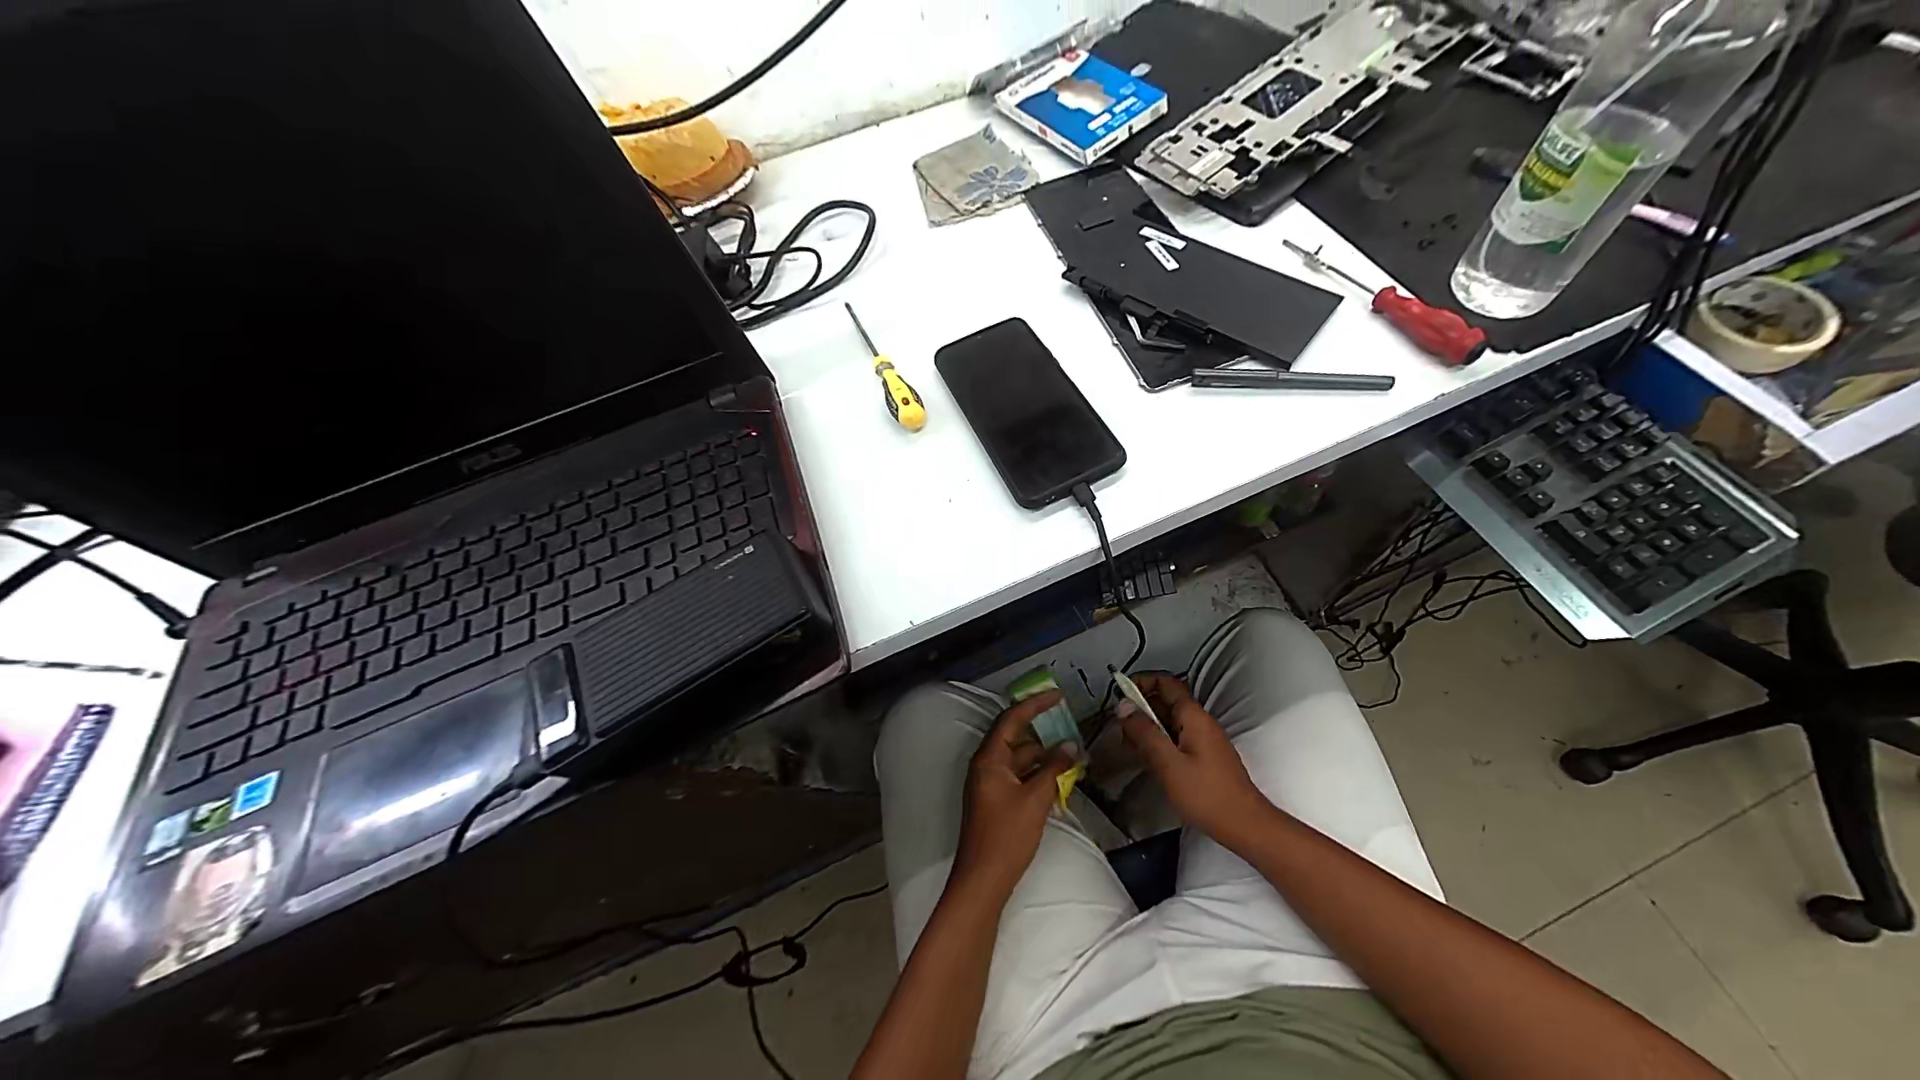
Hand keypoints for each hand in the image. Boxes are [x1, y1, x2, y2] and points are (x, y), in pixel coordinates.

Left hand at [951, 691, 1076, 900]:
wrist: (984, 879)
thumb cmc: (1007, 835)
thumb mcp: (1036, 798)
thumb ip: (1054, 768)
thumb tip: (1070, 746)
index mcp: (989, 759)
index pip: (1012, 719)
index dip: (1035, 704)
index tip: (1057, 695)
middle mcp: (985, 766)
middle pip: (1015, 739)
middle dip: (1043, 734)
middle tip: (1071, 730)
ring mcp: (989, 784)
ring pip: (1019, 760)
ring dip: (1043, 758)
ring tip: (1072, 758)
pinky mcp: (995, 801)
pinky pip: (1018, 777)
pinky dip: (1037, 775)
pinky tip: (1058, 781)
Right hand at [1119, 673, 1268, 838]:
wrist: (1244, 825)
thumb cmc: (1207, 795)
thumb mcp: (1168, 763)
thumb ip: (1144, 732)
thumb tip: (1124, 707)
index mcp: (1194, 717)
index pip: (1166, 683)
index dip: (1142, 681)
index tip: (1121, 691)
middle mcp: (1201, 722)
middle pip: (1167, 700)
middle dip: (1141, 706)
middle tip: (1121, 722)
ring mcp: (1205, 739)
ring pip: (1170, 720)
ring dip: (1148, 725)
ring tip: (1128, 741)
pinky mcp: (1204, 756)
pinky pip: (1177, 736)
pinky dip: (1158, 739)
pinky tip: (1146, 755)